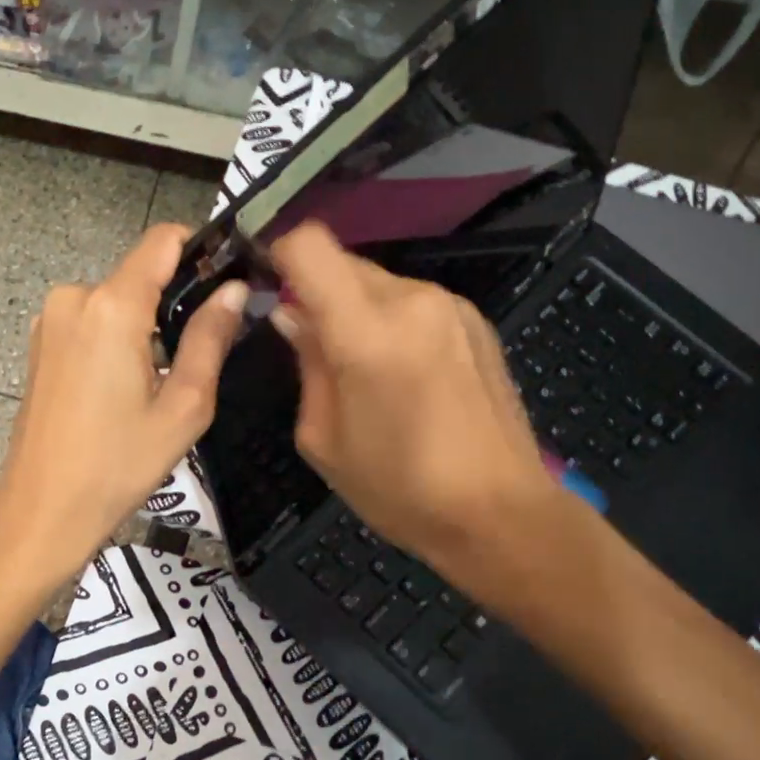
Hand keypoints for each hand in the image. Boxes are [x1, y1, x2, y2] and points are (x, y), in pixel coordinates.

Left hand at [0, 225, 245, 590]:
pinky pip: (90, 328)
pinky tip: (120, 395)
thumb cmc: (116, 466)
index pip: (163, 240)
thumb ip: (210, 338)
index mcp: (112, 306)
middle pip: (140, 276)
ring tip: (154, 390)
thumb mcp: (183, 406)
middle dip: (171, 307)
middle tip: (194, 364)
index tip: (226, 284)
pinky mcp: (39, 349)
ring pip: (115, 305)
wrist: (42, 512)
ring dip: (142, 332)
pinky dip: (113, 346)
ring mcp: (49, 324)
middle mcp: (74, 300)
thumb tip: (233, 290)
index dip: (200, 253)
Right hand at [268, 222, 555, 571]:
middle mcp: (413, 301)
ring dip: (352, 312)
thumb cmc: (397, 488)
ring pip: (378, 284)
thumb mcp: (322, 438)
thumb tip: (290, 315)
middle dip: (313, 293)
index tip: (261, 283)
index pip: (310, 245)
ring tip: (356, 374)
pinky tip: (398, 378)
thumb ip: (305, 364)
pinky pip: (411, 305)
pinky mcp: (475, 322)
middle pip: (342, 264)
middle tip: (304, 347)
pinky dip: (388, 324)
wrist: (498, 513)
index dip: (276, 252)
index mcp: (368, 331)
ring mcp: (451, 308)